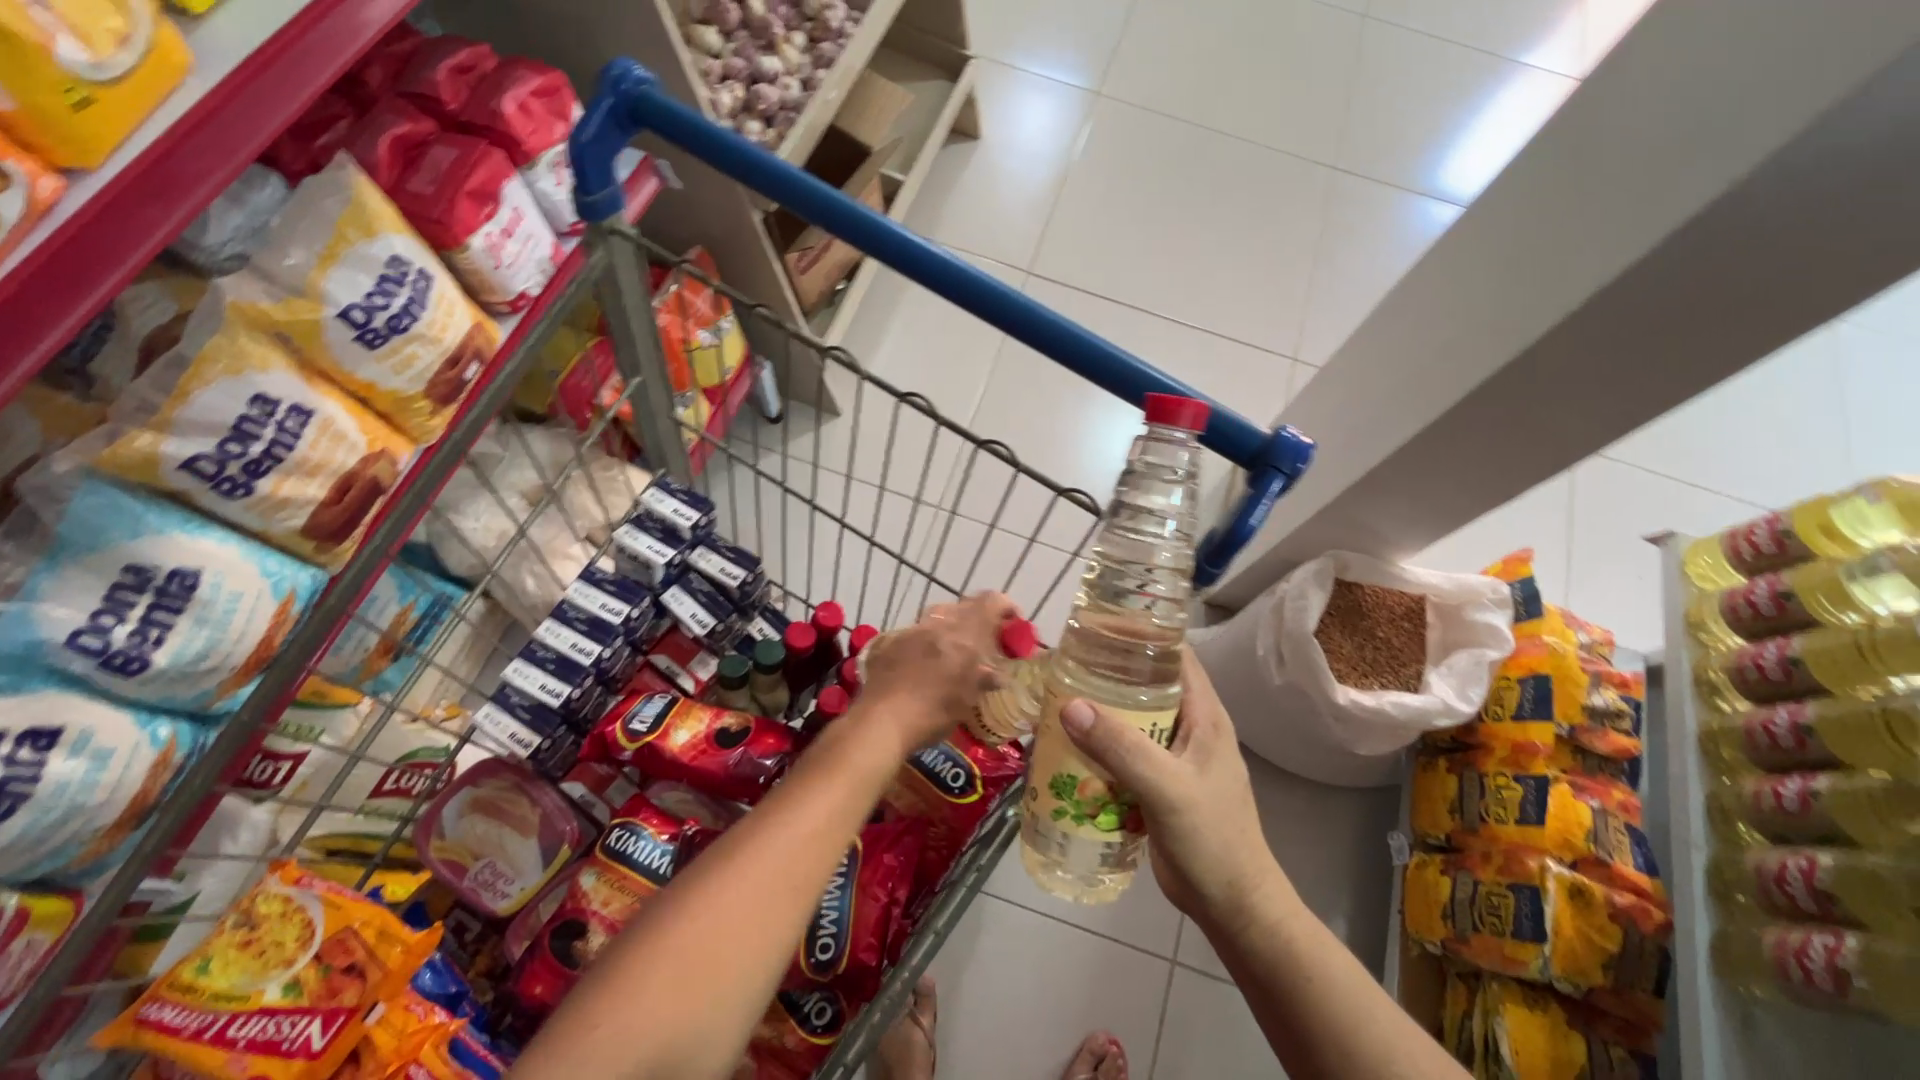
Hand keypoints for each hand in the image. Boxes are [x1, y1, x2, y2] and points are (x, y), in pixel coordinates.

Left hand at [856, 592, 1017, 753]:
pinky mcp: (888, 643)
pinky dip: (924, 642)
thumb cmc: (932, 714)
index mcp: (963, 637)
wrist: (881, 721)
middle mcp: (937, 626)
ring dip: (949, 628)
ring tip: (952, 650)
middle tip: (983, 639)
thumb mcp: (966, 701)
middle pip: (962, 606)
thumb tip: (997, 676)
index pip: (990, 601)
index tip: (1012, 621)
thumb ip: (982, 682)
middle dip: (977, 617)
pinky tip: (921, 663)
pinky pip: (913, 633)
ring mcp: (909, 631)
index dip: (1005, 605)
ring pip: (936, 617)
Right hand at [1058, 649, 1282, 925]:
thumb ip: (1121, 747)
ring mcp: (1174, 759)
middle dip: (1108, 672)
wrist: (1232, 905)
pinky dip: (1097, 748)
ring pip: (1131, 721)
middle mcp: (1190, 729)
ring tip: (1054, 699)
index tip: (1095, 625)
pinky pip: (1123, 755)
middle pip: (1146, 686)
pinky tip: (1065, 749)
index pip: (1175, 655)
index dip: (1140, 634)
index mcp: (1205, 716)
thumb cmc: (1212, 840)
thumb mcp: (1166, 788)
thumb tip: (1069, 704)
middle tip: (1062, 663)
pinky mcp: (1158, 786)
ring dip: (1098, 712)